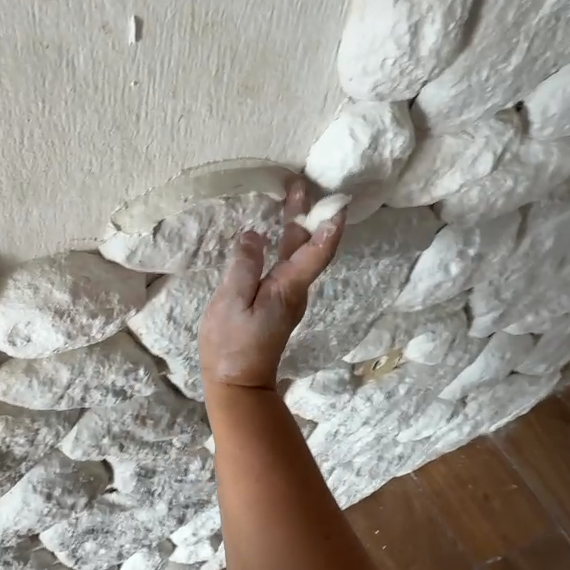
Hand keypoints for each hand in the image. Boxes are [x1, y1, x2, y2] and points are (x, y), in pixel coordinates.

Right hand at [199, 178, 345, 391]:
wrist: (237, 384)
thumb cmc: (232, 344)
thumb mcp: (232, 301)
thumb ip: (243, 266)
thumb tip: (253, 234)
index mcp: (288, 287)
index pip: (316, 250)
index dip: (328, 224)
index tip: (338, 200)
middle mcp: (294, 290)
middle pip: (308, 248)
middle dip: (307, 215)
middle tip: (301, 186)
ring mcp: (286, 298)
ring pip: (297, 256)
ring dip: (296, 227)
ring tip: (289, 201)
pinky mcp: (275, 304)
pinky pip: (286, 266)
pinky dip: (284, 244)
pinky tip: (273, 236)